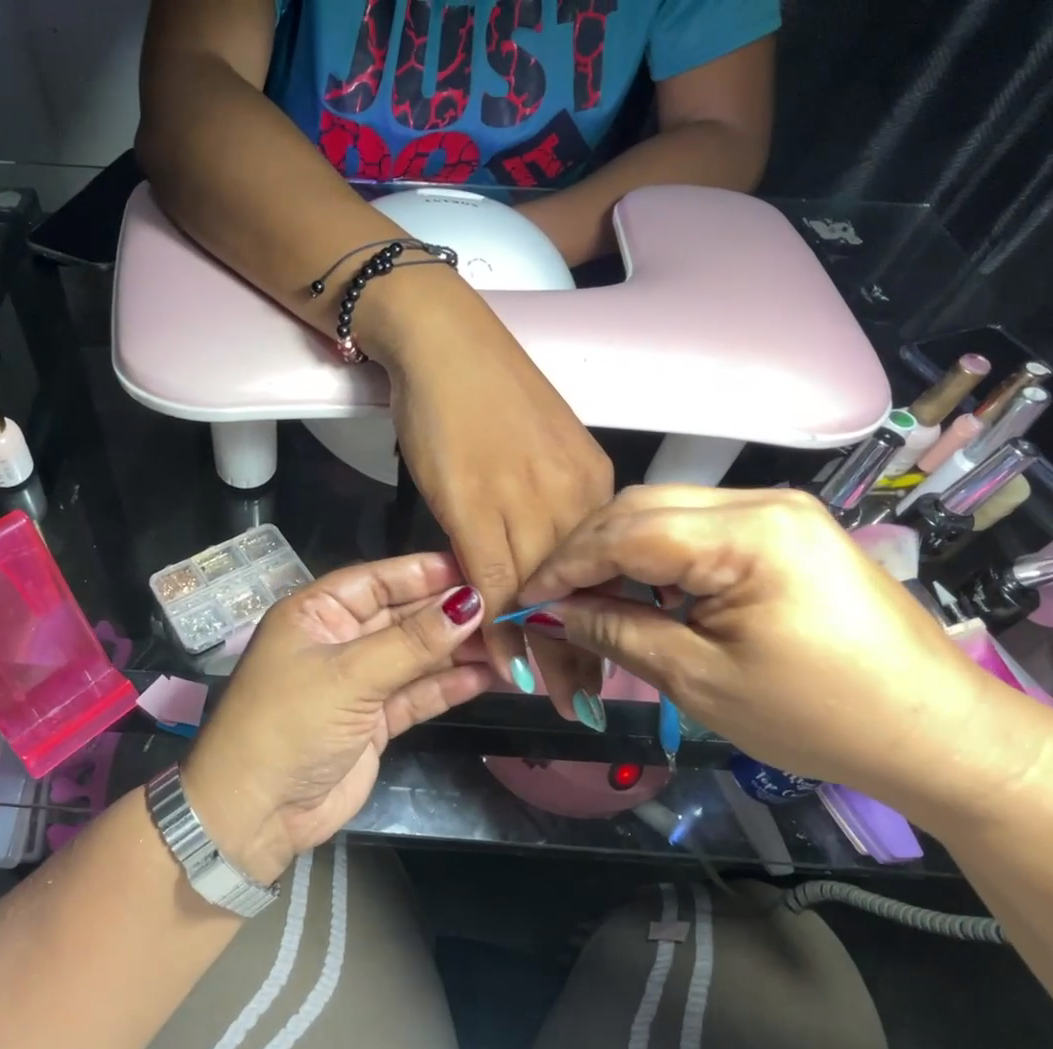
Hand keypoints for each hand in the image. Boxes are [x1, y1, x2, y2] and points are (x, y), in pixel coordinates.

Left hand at [182, 554, 494, 882]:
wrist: (256, 811)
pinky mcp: (372, 722)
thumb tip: (469, 602)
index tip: (477, 566)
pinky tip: (487, 675)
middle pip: (400, 616)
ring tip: (509, 641)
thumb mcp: (349, 675)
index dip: (424, 572)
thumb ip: (412, 642)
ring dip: (456, 650)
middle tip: (506, 605)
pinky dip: (448, 686)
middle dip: (448, 613)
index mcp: (315, 614)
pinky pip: (416, 694)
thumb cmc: (289, 723)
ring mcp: (356, 683)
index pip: (376, 579)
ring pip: (414, 657)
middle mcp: (337, 641)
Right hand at [383, 301, 615, 725]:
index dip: (608, 618)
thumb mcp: (533, 447)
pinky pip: (498, 581)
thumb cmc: (483, 387)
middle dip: (589, 649)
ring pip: (547, 591)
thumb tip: (545, 552)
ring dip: (552, 651)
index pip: (609, 567)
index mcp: (592, 482)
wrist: (442, 342)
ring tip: (559, 699)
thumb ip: (547, 500)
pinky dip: (503, 627)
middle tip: (591, 702)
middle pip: (587, 587)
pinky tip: (506, 663)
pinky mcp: (475, 505)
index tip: (610, 659)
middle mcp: (572, 494)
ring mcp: (525, 499)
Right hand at [514, 486, 1043, 804]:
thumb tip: (552, 608)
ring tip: (588, 600)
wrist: (940, 735)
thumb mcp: (700, 680)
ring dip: (618, 551)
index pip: (625, 531)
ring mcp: (780, 512)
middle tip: (550, 601)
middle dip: (586, 552)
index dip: (565, 565)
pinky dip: (657, 556)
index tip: (521, 600)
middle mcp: (763, 502)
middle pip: (641, 507)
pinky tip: (641, 593)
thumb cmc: (820, 717)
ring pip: (666, 512)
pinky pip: (699, 528)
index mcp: (749, 534)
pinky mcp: (788, 531)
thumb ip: (616, 630)